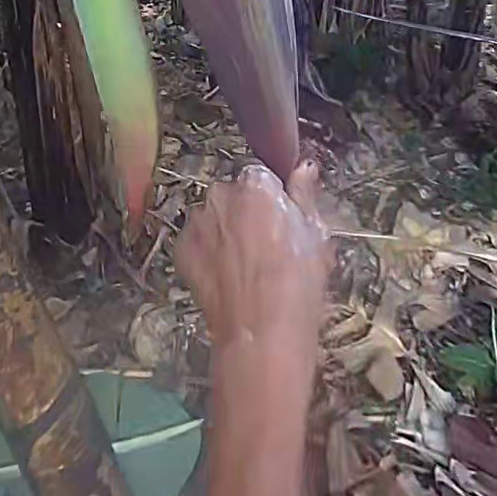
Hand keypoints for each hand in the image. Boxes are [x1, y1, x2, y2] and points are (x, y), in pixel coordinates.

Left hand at [179, 161, 330, 354]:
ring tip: (243, 268)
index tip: (280, 225)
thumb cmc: (298, 281)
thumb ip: (304, 194)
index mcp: (256, 184)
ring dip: (223, 233)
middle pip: (233, 196)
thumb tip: (304, 166)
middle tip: (264, 248)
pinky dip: (206, 254)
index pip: (261, 179)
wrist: (261, 330)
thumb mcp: (315, 235)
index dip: (271, 203)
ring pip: (212, 219)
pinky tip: (225, 278)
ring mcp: (196, 220)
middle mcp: (220, 193)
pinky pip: (196, 243)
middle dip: (245, 214)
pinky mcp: (181, 248)